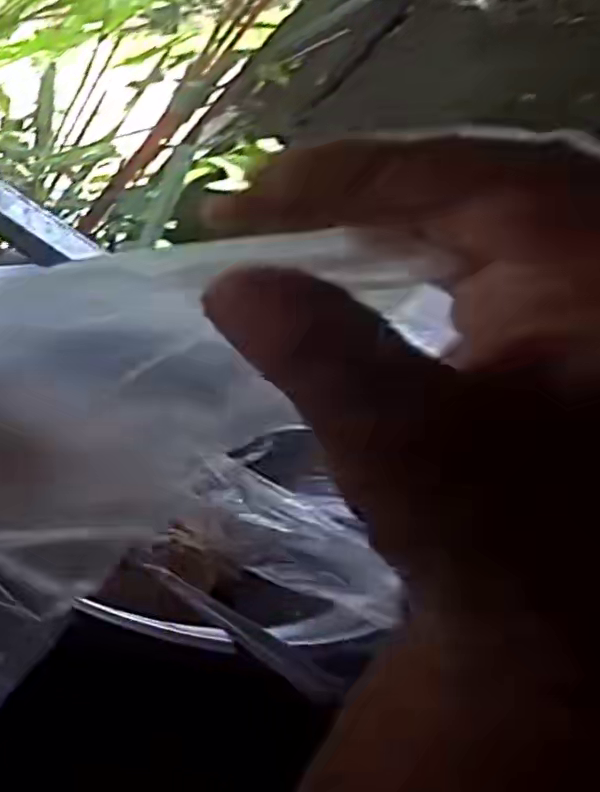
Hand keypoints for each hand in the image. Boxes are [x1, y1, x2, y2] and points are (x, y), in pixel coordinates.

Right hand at [201, 134, 599, 671]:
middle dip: (357, 188)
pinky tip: (353, 271)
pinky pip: (485, 263)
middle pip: (487, 185)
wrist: (567, 618)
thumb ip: (317, 349)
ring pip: (486, 222)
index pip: (477, 177)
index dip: (351, 173)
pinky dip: (404, 256)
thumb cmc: (498, 529)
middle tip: (248, 207)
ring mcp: (597, 305)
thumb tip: (229, 281)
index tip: (239, 195)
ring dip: (377, 219)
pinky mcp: (570, 339)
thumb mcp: (398, 437)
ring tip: (284, 225)